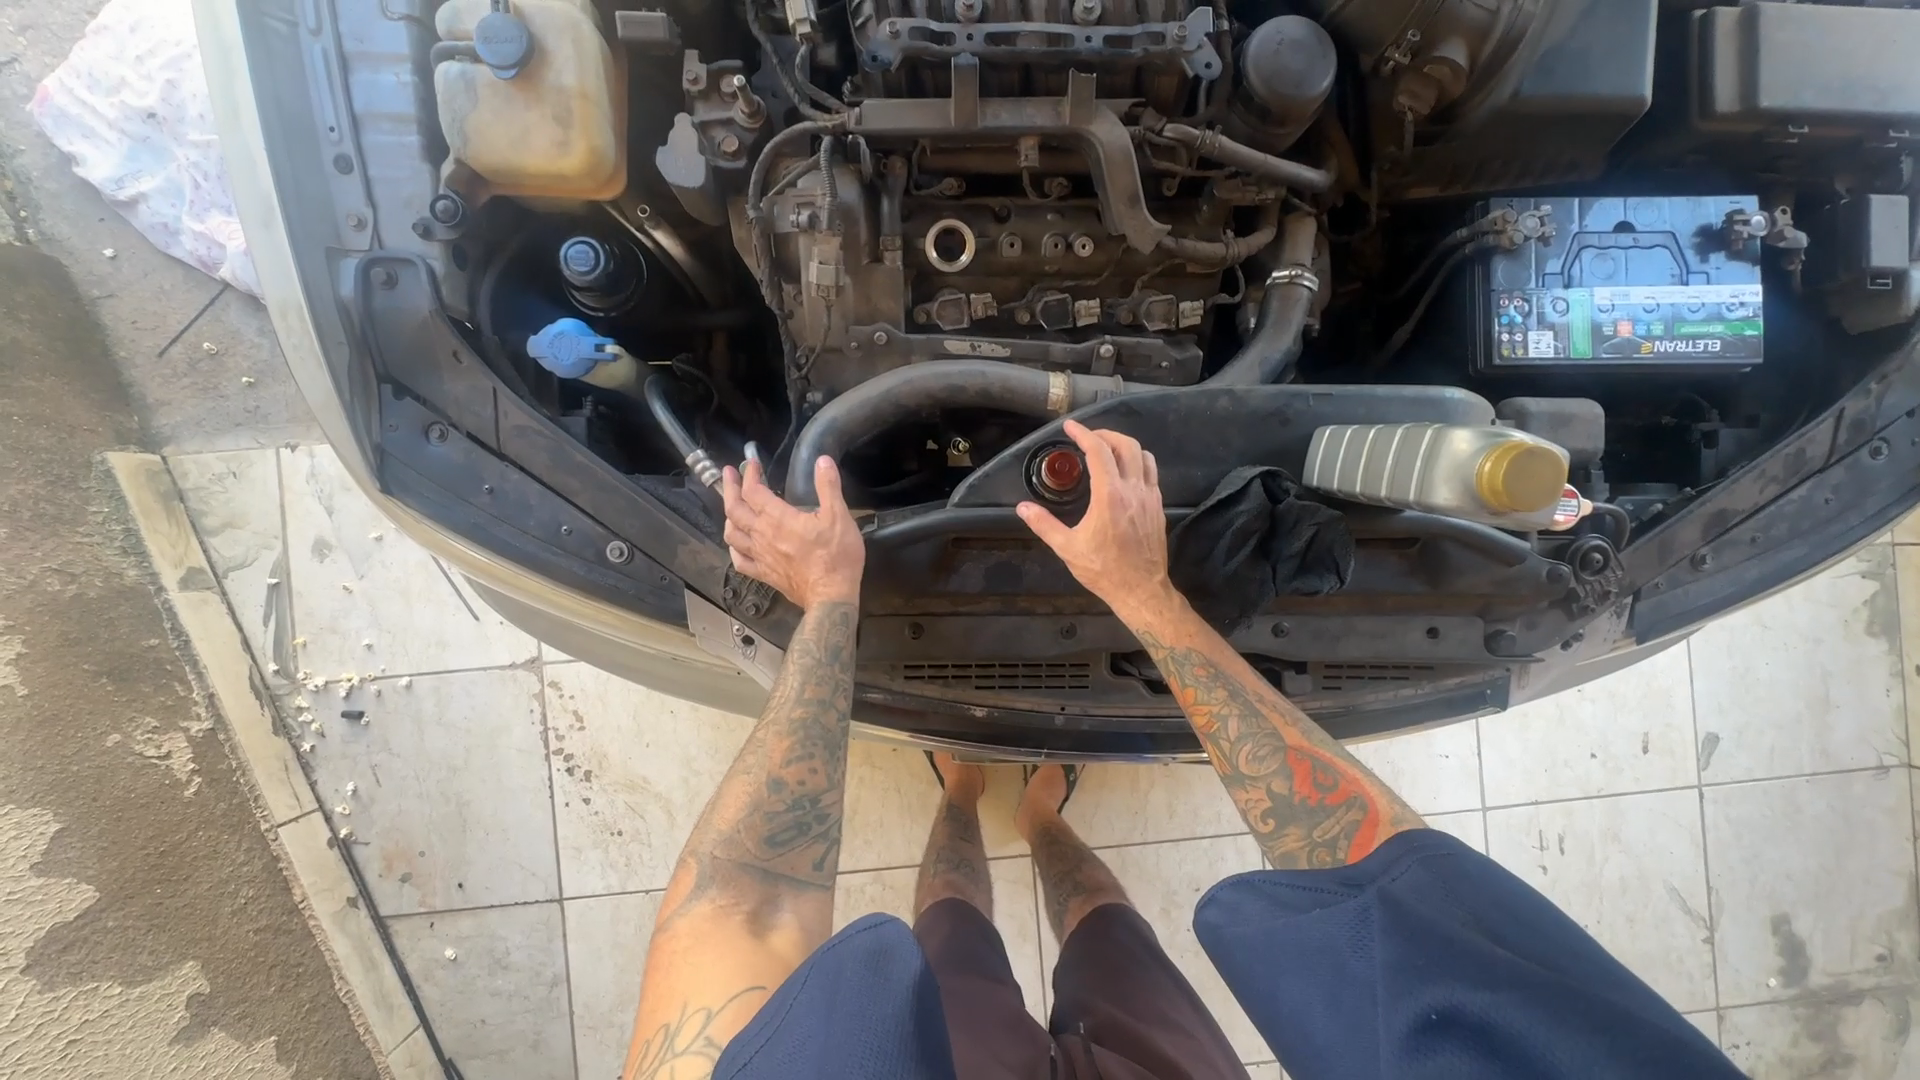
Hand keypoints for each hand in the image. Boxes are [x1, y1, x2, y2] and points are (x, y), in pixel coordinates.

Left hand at [722, 456, 864, 610]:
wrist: (831, 595)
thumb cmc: (836, 556)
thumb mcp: (839, 516)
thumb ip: (828, 486)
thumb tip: (823, 460)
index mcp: (778, 518)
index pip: (754, 491)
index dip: (750, 474)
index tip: (752, 462)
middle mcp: (762, 535)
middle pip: (735, 509)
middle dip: (730, 488)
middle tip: (729, 474)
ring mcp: (760, 556)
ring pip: (732, 533)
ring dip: (728, 516)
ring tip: (733, 506)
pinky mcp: (764, 574)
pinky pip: (739, 561)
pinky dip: (734, 548)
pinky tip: (737, 543)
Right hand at [1017, 420, 1177, 620]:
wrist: (1141, 590)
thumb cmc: (1103, 570)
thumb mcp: (1067, 548)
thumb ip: (1043, 524)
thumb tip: (1022, 508)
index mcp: (1109, 495)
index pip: (1098, 451)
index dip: (1083, 434)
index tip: (1070, 427)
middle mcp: (1133, 490)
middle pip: (1126, 445)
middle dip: (1106, 434)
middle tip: (1088, 437)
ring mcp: (1150, 497)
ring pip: (1144, 456)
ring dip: (1125, 446)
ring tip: (1108, 450)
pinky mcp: (1158, 508)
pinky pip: (1151, 474)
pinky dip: (1137, 463)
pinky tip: (1124, 474)